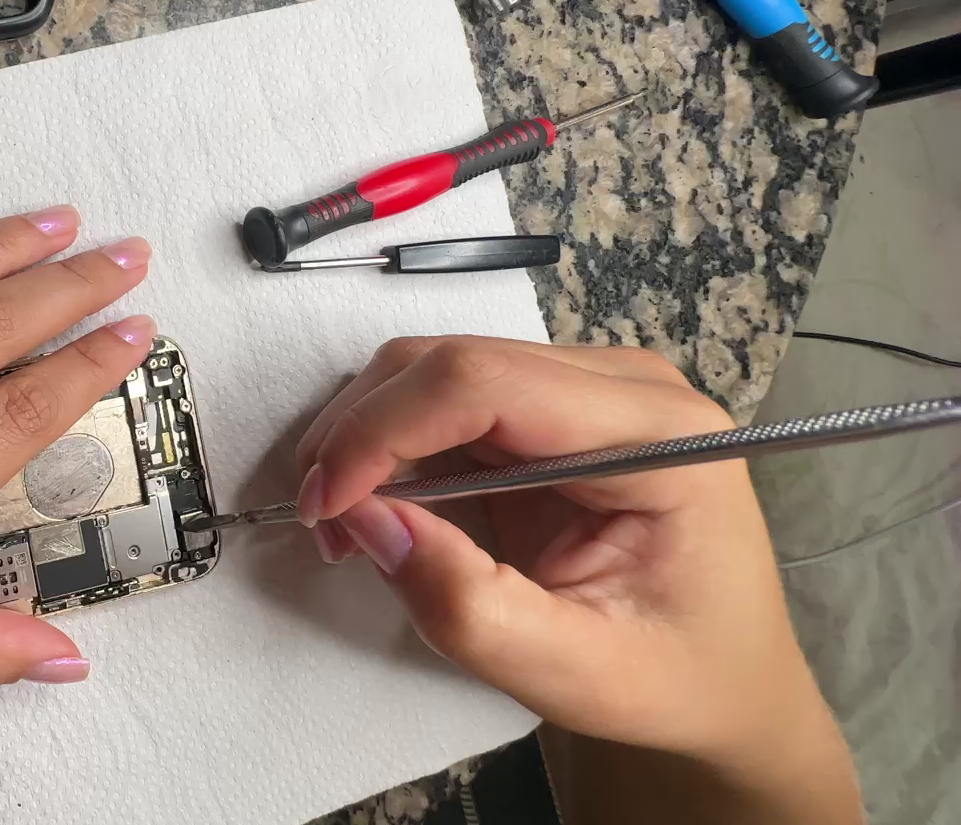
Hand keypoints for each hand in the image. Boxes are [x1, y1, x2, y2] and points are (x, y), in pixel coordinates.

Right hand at [294, 337, 859, 823]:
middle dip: (355, 435)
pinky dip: (373, 441)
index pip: (479, 382)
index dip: (379, 430)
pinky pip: (420, 392)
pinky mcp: (527, 397)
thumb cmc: (671, 678)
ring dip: (356, 437)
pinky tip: (371, 496)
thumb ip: (469, 606)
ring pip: (414, 369)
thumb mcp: (576, 674)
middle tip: (326, 521)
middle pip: (435, 364)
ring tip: (346, 516)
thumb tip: (366, 521)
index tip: (328, 506)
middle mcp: (613, 383)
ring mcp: (567, 380)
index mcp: (657, 436)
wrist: (715, 669)